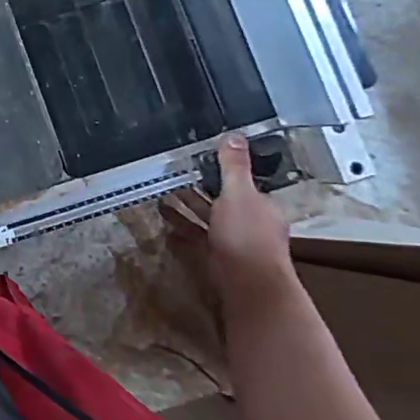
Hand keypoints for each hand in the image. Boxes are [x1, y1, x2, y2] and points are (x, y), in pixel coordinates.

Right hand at [161, 134, 294, 304]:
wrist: (248, 284)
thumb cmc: (246, 235)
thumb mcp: (238, 194)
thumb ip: (233, 166)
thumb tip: (235, 135)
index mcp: (260, 205)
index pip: (240, 184)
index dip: (218, 173)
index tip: (194, 163)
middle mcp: (249, 222)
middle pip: (221, 201)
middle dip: (197, 190)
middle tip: (170, 177)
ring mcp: (233, 241)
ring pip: (206, 219)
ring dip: (185, 209)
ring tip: (160, 197)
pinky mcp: (217, 256)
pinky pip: (197, 238)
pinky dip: (182, 230)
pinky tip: (165, 226)